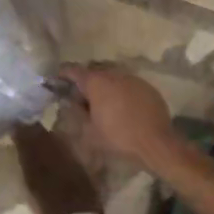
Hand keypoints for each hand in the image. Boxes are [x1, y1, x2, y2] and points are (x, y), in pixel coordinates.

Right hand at [59, 65, 182, 171]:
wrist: (156, 143)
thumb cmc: (118, 137)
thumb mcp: (90, 131)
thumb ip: (77, 113)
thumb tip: (71, 102)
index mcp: (96, 82)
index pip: (73, 70)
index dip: (63, 74)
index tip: (57, 79)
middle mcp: (113, 73)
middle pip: (94, 71)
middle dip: (86, 81)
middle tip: (82, 97)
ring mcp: (132, 78)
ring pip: (112, 76)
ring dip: (105, 86)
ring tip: (104, 102)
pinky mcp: (147, 86)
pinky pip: (128, 84)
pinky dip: (122, 91)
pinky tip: (124, 107)